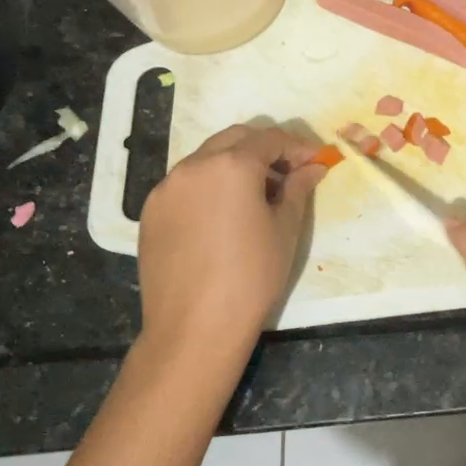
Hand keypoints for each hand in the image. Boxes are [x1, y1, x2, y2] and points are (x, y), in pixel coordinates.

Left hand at [136, 124, 326, 348]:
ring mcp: (166, 189)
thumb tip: (312, 167)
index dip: (296, 146)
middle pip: (234, 139)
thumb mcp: (285, 229)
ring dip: (234, 165)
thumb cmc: (252, 275)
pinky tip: (223, 216)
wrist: (195, 327)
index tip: (314, 161)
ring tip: (256, 196)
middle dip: (263, 149)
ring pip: (206, 159)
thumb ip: (298, 189)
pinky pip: (185, 184)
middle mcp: (194, 166)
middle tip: (287, 173)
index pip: (270, 139)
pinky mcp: (151, 213)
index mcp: (232, 165)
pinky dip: (209, 186)